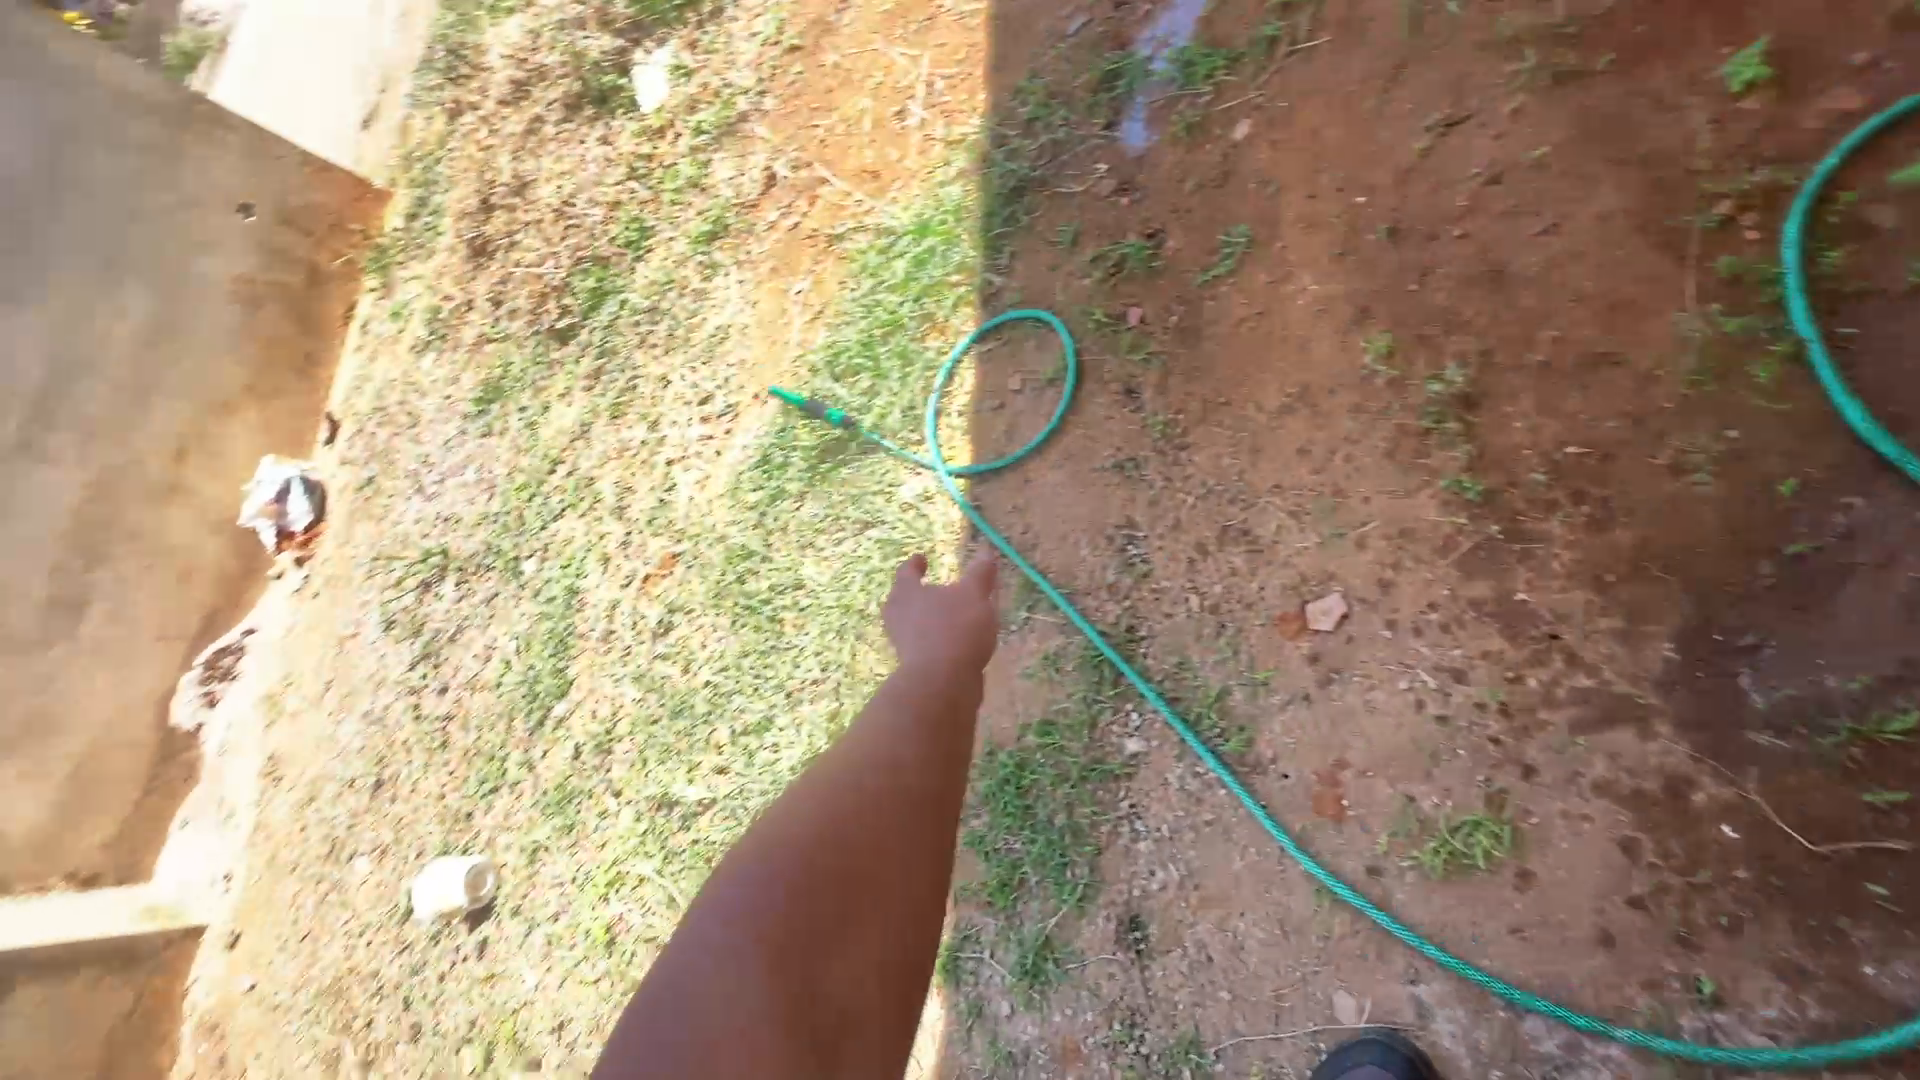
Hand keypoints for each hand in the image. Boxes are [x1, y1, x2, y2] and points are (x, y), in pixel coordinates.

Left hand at [883, 552, 999, 678]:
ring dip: (929, 618)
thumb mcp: (974, 595)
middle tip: (931, 587)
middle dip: (917, 593)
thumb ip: (980, 574)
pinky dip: (937, 640)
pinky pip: (925, 645)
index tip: (921, 558)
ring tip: (950, 616)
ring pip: (913, 624)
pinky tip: (956, 643)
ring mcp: (903, 643)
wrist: (942, 684)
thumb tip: (987, 550)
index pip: (906, 571)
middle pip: (903, 599)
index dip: (915, 564)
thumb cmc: (955, 628)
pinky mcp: (914, 666)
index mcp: (906, 592)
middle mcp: (898, 615)